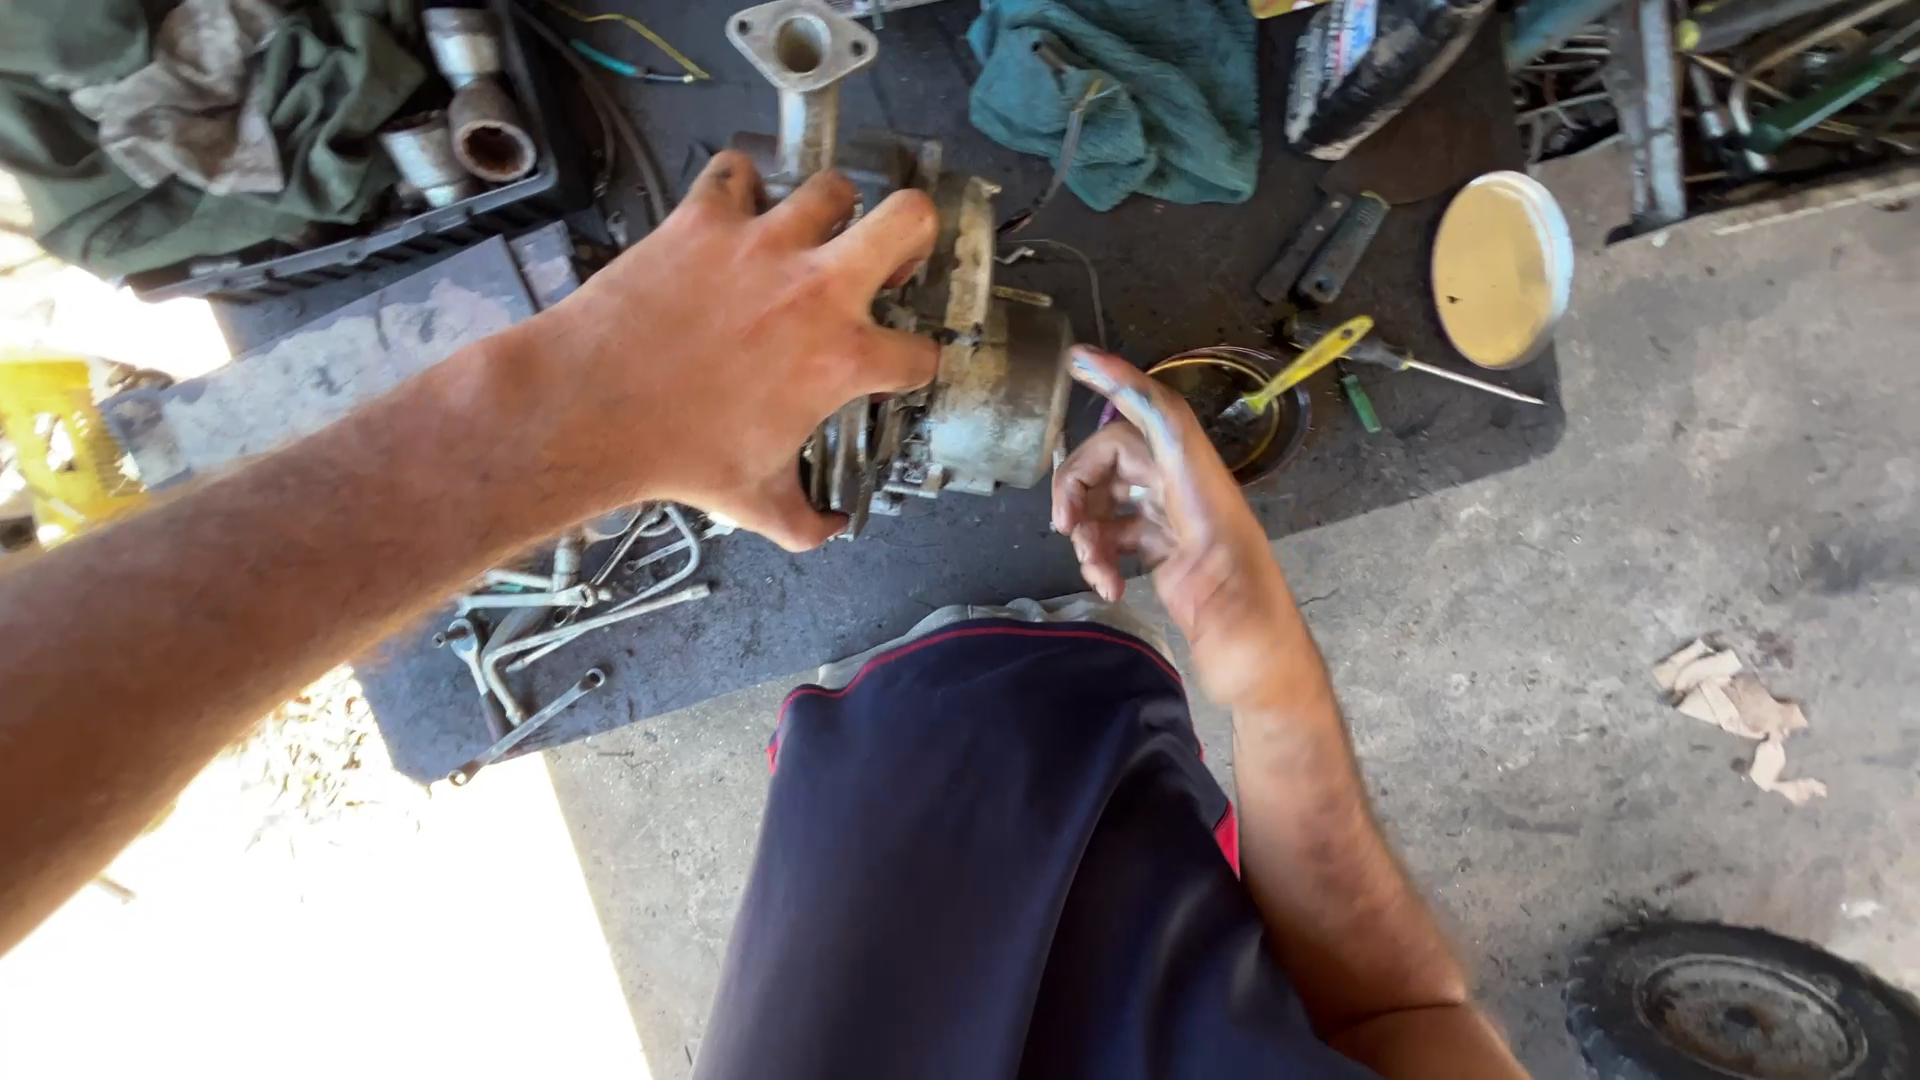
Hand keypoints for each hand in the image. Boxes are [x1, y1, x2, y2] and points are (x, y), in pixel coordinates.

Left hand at [509, 151, 938, 549]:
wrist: (592, 410)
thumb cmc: (678, 454)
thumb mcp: (758, 502)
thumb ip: (808, 522)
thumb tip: (828, 531)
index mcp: (840, 360)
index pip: (920, 355)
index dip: (918, 367)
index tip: (901, 369)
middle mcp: (816, 291)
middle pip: (909, 221)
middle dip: (916, 237)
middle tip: (893, 261)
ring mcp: (762, 246)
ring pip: (833, 187)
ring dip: (834, 211)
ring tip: (815, 236)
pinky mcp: (705, 221)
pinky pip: (738, 173)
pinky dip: (743, 187)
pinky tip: (738, 214)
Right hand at [1052, 347, 1301, 705]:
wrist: (1263, 675)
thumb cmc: (1254, 639)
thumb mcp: (1227, 588)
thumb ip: (1190, 525)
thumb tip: (1153, 475)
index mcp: (1205, 489)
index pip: (1161, 416)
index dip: (1121, 382)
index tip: (1079, 360)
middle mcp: (1189, 494)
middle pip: (1117, 456)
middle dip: (1079, 485)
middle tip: (1064, 527)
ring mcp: (1176, 522)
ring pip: (1111, 495)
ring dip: (1087, 528)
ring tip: (1093, 570)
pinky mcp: (1166, 549)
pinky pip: (1118, 529)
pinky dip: (1101, 552)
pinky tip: (1108, 583)